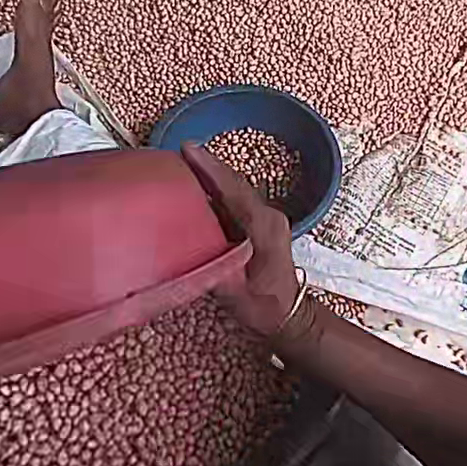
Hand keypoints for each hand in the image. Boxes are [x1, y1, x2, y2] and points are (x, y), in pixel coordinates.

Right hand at [180, 142, 300, 338]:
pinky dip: (216, 193)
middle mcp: (268, 216)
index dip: (210, 168)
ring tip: (182, 165)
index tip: (188, 149)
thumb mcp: (237, 295)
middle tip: (178, 152)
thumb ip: (216, 272)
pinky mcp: (260, 225)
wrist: (289, 316)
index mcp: (265, 227)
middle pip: (233, 184)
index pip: (234, 190)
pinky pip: (236, 202)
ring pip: (235, 191)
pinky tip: (197, 190)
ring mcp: (266, 219)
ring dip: (210, 177)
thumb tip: (188, 253)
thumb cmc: (265, 307)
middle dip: (206, 167)